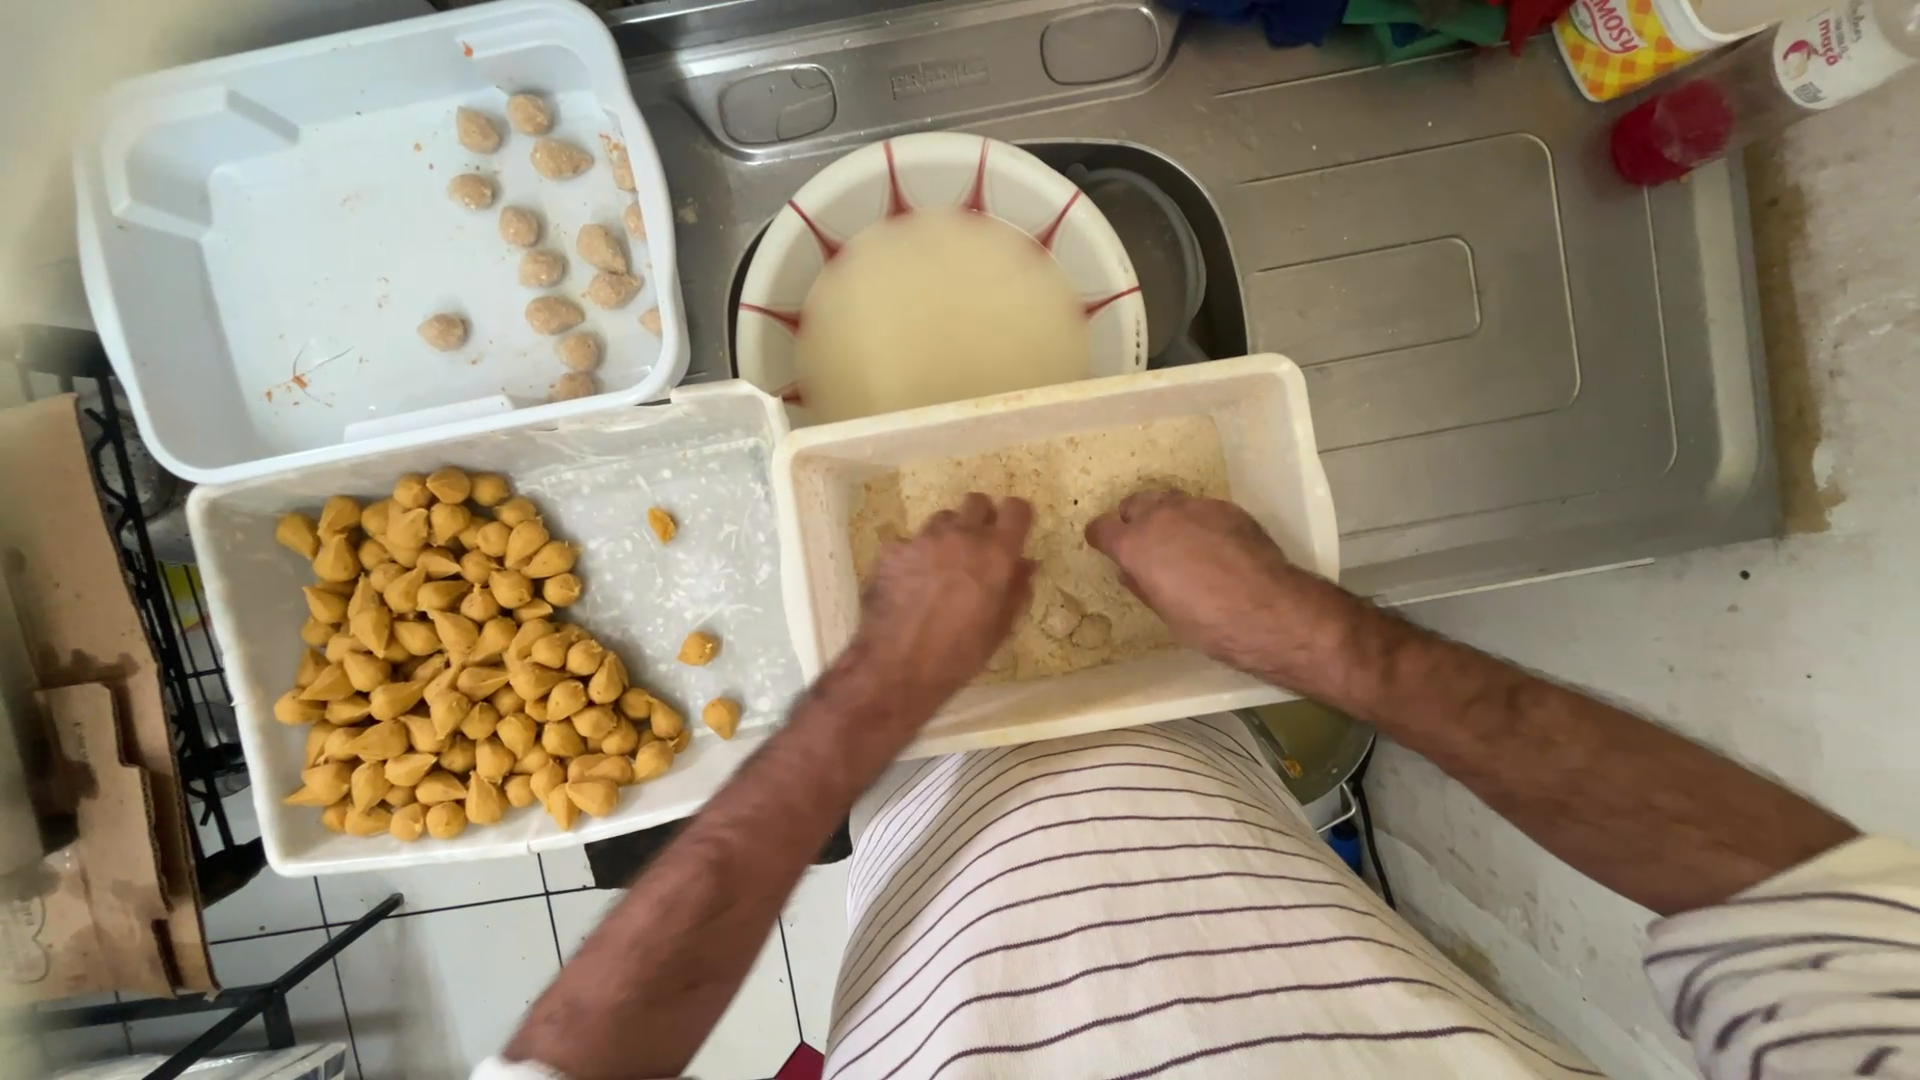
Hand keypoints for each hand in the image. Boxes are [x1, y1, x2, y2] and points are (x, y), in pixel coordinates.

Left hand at [852, 493, 1035, 709]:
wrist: (897, 667)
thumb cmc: (959, 654)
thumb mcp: (1000, 628)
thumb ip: (1017, 589)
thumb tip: (1027, 564)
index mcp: (995, 553)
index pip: (1017, 508)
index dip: (1017, 517)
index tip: (1013, 531)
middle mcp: (960, 535)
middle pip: (976, 502)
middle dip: (981, 518)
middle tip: (977, 547)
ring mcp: (922, 539)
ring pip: (942, 519)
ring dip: (947, 535)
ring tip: (941, 567)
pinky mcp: (891, 550)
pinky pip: (910, 542)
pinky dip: (914, 556)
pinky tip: (909, 583)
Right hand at [1085, 489, 1358, 685]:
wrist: (1267, 610)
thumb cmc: (1206, 622)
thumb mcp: (1163, 610)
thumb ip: (1141, 583)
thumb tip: (1131, 570)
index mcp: (1134, 544)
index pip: (1102, 528)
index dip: (1101, 538)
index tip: (1103, 545)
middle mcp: (1160, 516)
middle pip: (1134, 504)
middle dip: (1133, 520)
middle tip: (1143, 542)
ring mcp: (1195, 507)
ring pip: (1168, 500)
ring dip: (1165, 515)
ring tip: (1178, 539)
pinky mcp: (1226, 508)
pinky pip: (1201, 508)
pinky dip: (1197, 520)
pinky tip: (1213, 544)